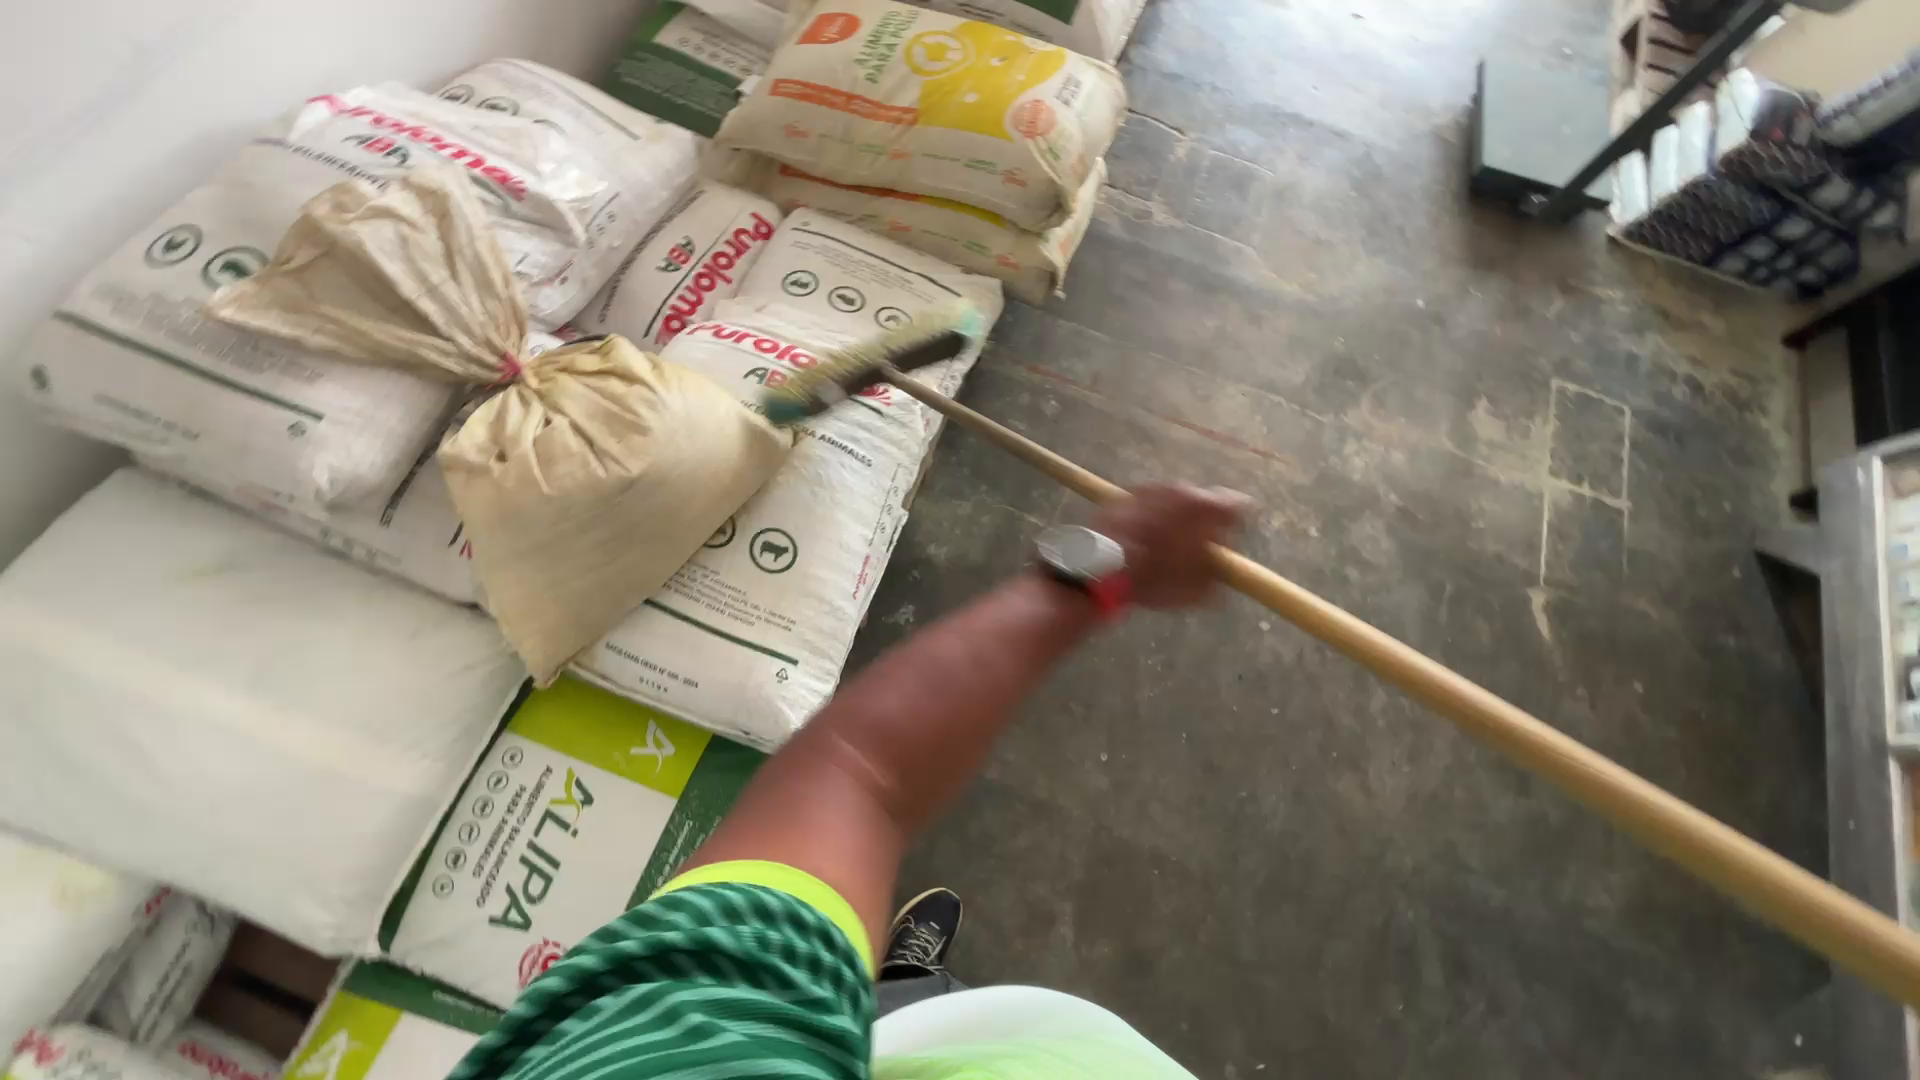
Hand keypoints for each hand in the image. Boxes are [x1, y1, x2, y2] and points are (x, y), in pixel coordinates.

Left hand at [1092, 483, 1251, 608]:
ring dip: (1174, 518)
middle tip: (1193, 548)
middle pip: (1202, 501)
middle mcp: (1179, 488)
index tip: (1227, 540)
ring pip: (1173, 501)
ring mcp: (1150, 488)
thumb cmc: (1152, 579)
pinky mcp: (1125, 494)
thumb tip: (1222, 569)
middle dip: (1201, 522)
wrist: (1097, 569)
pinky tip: (1141, 540)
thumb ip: (1217, 573)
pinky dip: (1150, 518)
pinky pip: (1147, 504)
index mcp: (1203, 506)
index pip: (1237, 505)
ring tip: (1163, 546)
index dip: (1234, 524)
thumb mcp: (1195, 589)